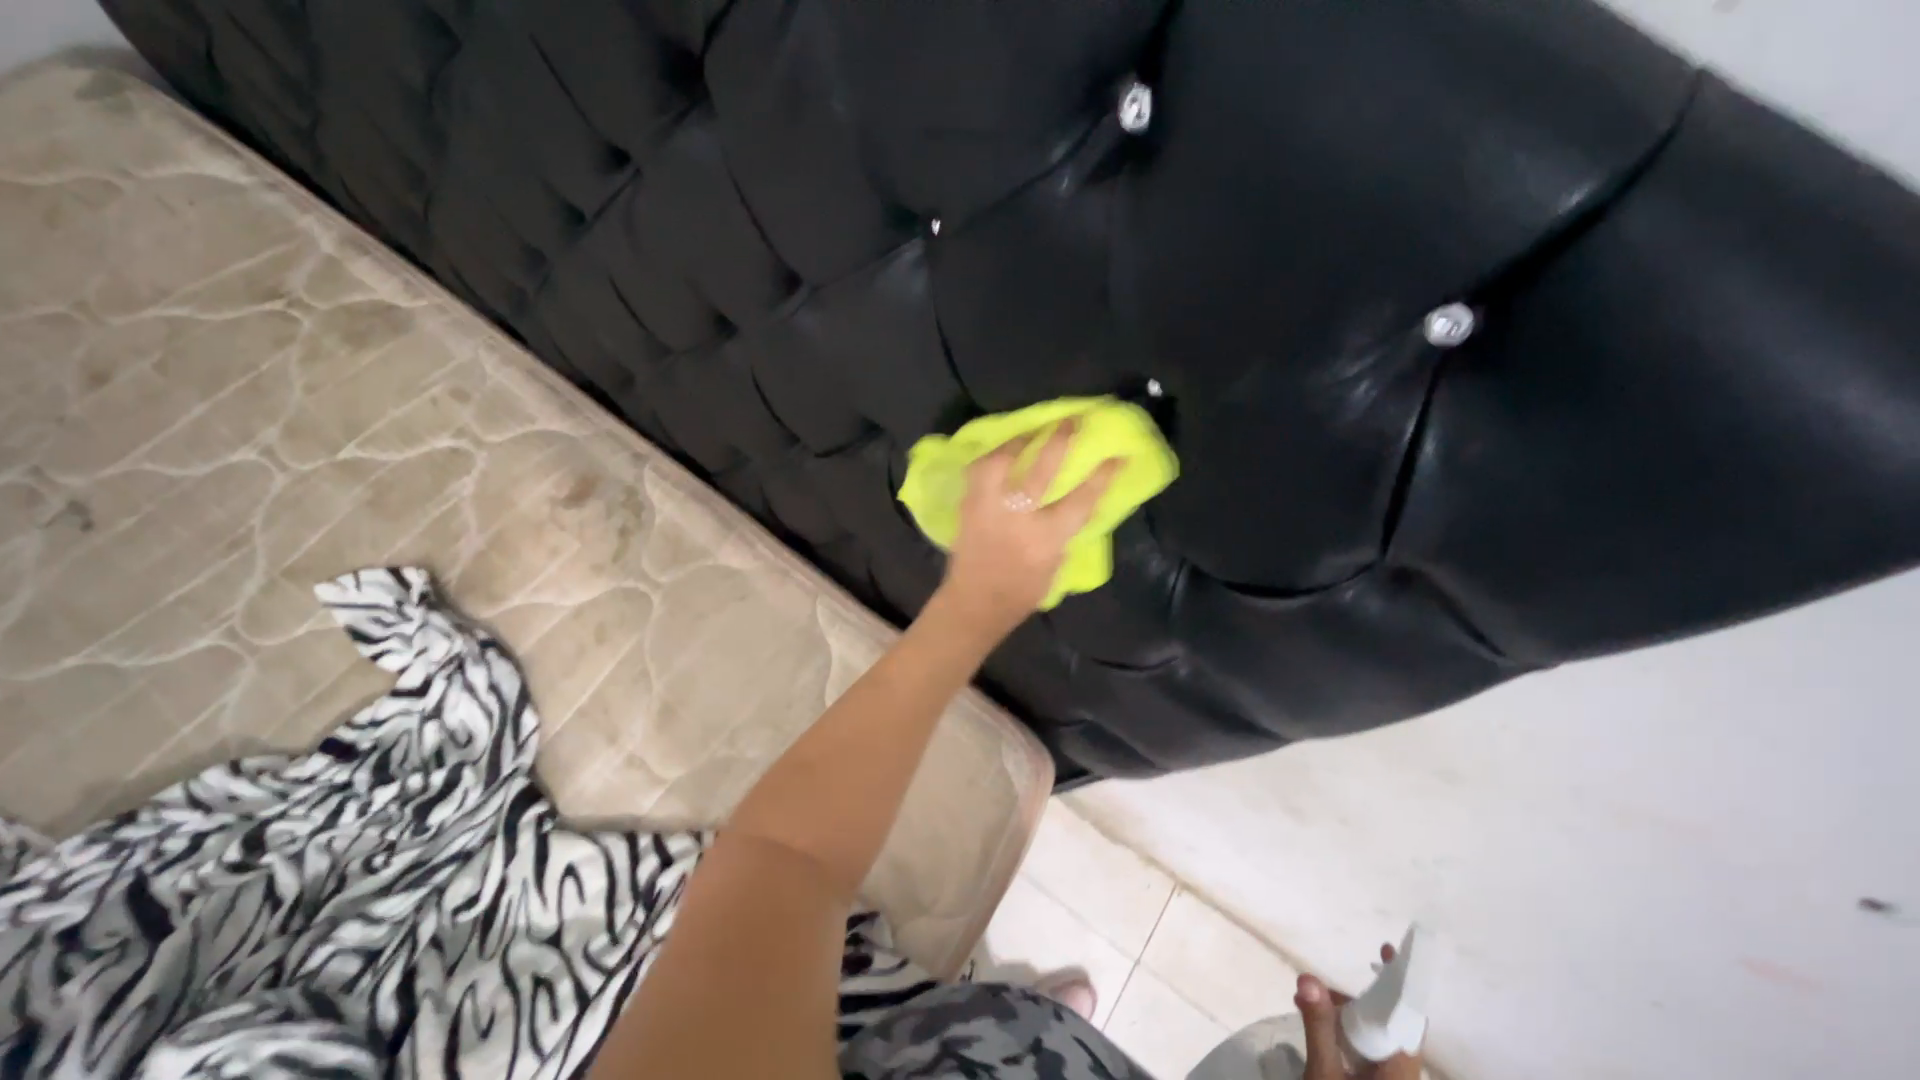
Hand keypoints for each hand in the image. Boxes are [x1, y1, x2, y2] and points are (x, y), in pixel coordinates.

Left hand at [936, 419, 1118, 638]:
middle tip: (1071, 421)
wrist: (975, 603)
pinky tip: (1002, 450)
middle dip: (1059, 442)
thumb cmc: (1023, 591)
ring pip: (1001, 464)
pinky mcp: (968, 507)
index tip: (1116, 456)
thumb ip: (1064, 532)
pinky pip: (977, 472)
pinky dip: (991, 457)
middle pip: (1041, 471)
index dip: (1101, 476)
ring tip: (1031, 430)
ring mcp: (989, 510)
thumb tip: (1075, 501)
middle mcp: (1018, 520)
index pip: (1081, 500)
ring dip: (1018, 442)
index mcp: (1047, 540)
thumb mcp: (1056, 566)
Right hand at [1296, 944, 1424, 1079]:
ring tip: (1307, 1010)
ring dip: (1344, 1020)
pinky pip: (1368, 1054)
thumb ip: (1319, 1027)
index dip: (1399, 981)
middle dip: (1355, 1001)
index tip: (1386, 951)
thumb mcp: (1325, 1073)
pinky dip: (1345, 1038)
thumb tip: (1308, 977)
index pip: (1408, 1014)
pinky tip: (1319, 1034)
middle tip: (1322, 989)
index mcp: (1403, 1065)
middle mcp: (1404, 1072)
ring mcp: (1392, 1079)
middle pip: (1388, 1023)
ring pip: (1375, 1038)